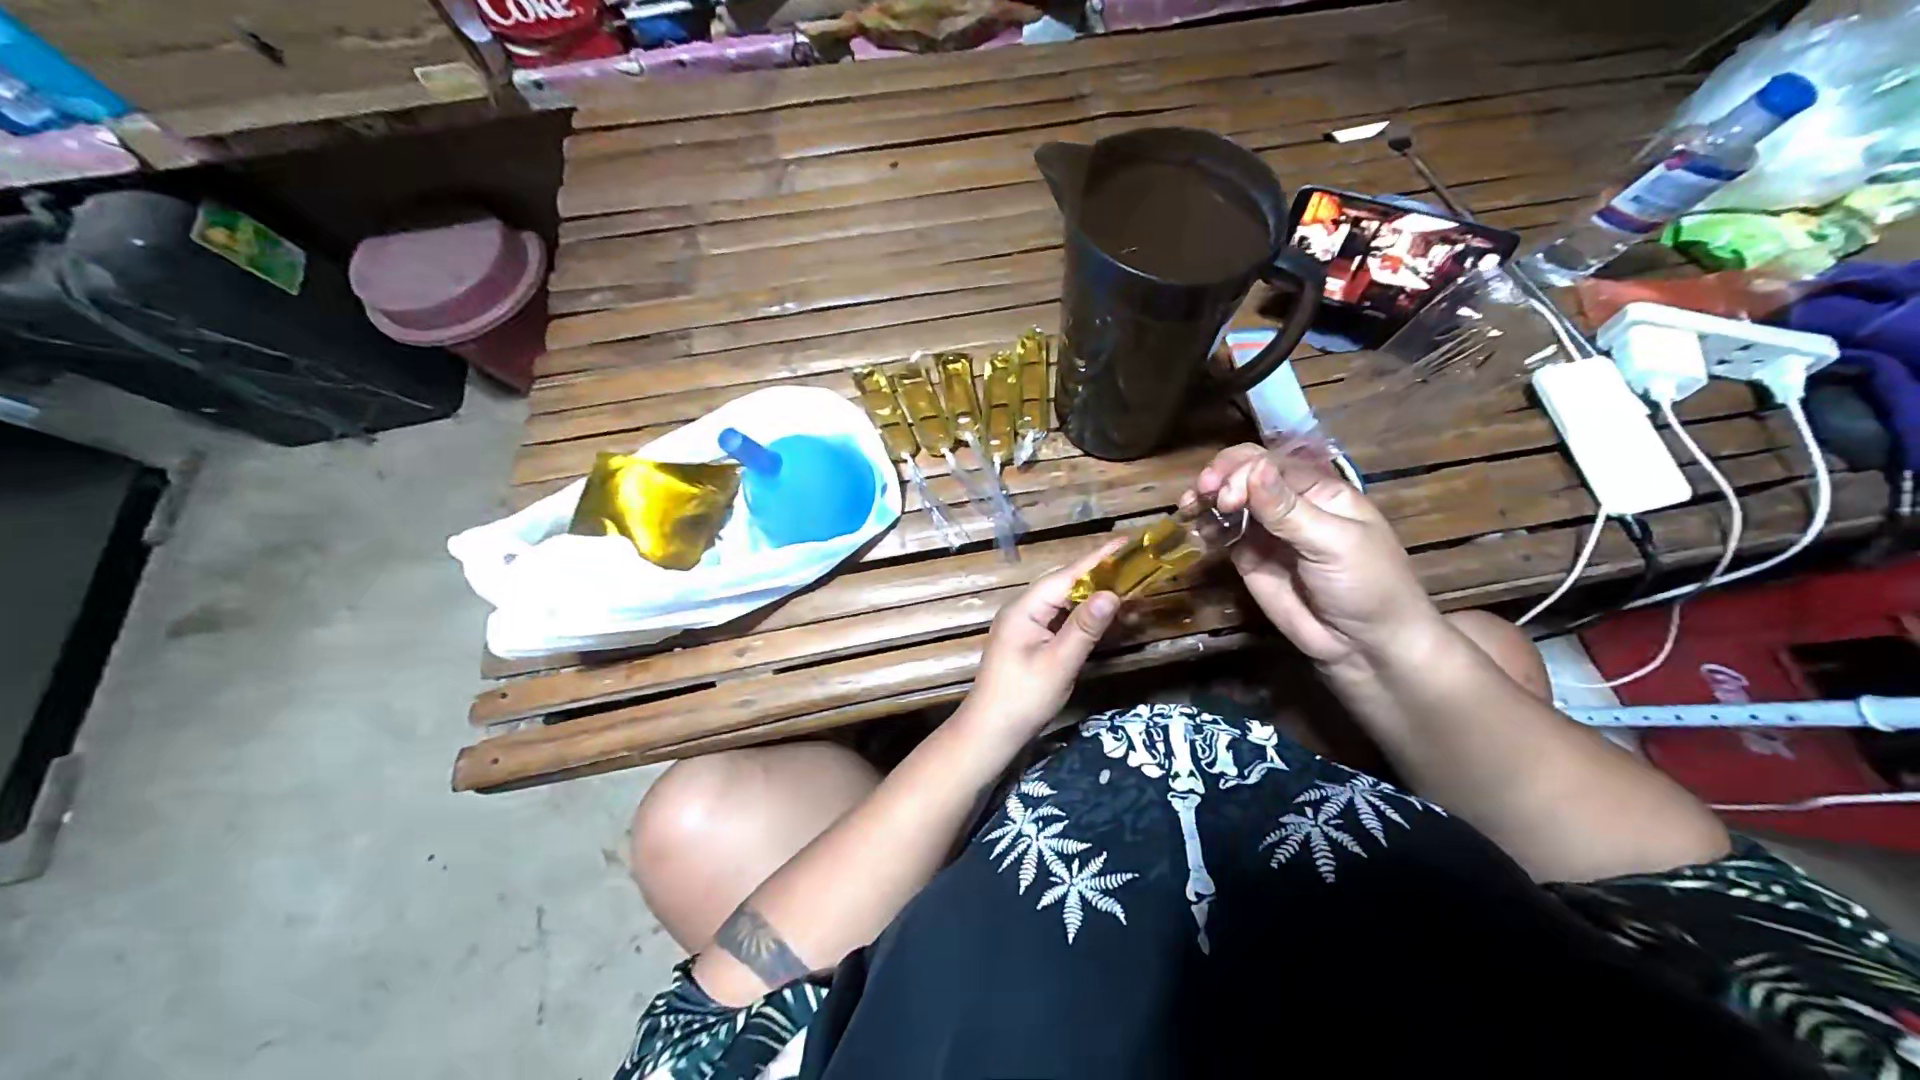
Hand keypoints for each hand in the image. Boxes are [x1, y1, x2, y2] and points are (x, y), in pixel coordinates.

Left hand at [956, 539, 1126, 742]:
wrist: (991, 731)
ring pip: (1063, 602)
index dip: (1097, 559)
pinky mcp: (1030, 641)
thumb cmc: (1023, 697)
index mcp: (1024, 609)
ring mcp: (1025, 626)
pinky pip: (1059, 619)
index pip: (1066, 575)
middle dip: (1097, 573)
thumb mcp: (1058, 662)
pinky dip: (1082, 616)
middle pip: (1064, 584)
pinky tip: (1102, 616)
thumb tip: (1111, 594)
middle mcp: (1022, 610)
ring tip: (1125, 584)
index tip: (1124, 542)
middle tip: (1132, 563)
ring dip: (1091, 595)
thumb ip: (1084, 627)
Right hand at [1194, 443, 1441, 669]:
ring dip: (1206, 499)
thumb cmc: (1366, 585)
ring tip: (1188, 508)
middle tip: (1201, 494)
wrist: (1363, 646)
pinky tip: (1196, 531)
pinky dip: (1206, 528)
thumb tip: (1252, 467)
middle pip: (1245, 475)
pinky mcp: (1248, 557)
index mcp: (1317, 490)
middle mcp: (1288, 503)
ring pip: (1229, 502)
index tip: (1226, 496)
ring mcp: (1266, 531)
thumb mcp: (1333, 543)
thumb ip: (1288, 509)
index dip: (1242, 472)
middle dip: (1220, 478)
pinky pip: (1222, 534)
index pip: (1270, 465)